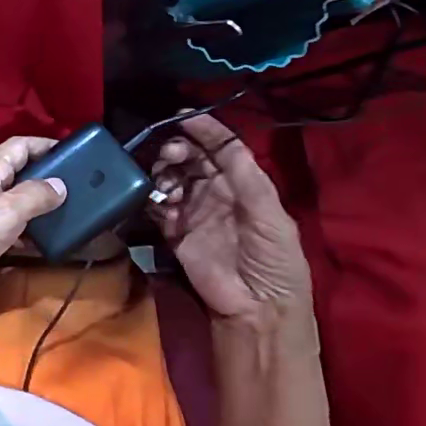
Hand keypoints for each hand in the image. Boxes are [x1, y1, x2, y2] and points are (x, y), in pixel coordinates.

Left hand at [0, 136, 67, 315]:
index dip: (47, 145)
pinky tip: (44, 244)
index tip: (77, 153)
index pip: (20, 145)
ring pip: (14, 200)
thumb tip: (60, 184)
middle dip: (48, 176)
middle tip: (83, 189)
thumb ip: (34, 196)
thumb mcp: (6, 212)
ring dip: (39, 206)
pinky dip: (27, 231)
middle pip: (19, 171)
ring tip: (72, 216)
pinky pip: (7, 227)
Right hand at [149, 114, 311, 324]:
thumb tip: (222, 140)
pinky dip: (152, 199)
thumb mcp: (271, 216)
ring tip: (166, 186)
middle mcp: (215, 192)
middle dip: (177, 149)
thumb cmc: (273, 261)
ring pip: (169, 176)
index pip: (221, 147)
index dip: (204, 130)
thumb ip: (247, 177)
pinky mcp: (171, 229)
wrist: (256, 309)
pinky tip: (161, 206)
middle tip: (170, 155)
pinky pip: (154, 204)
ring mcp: (192, 209)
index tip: (182, 116)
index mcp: (243, 185)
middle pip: (190, 158)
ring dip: (163, 173)